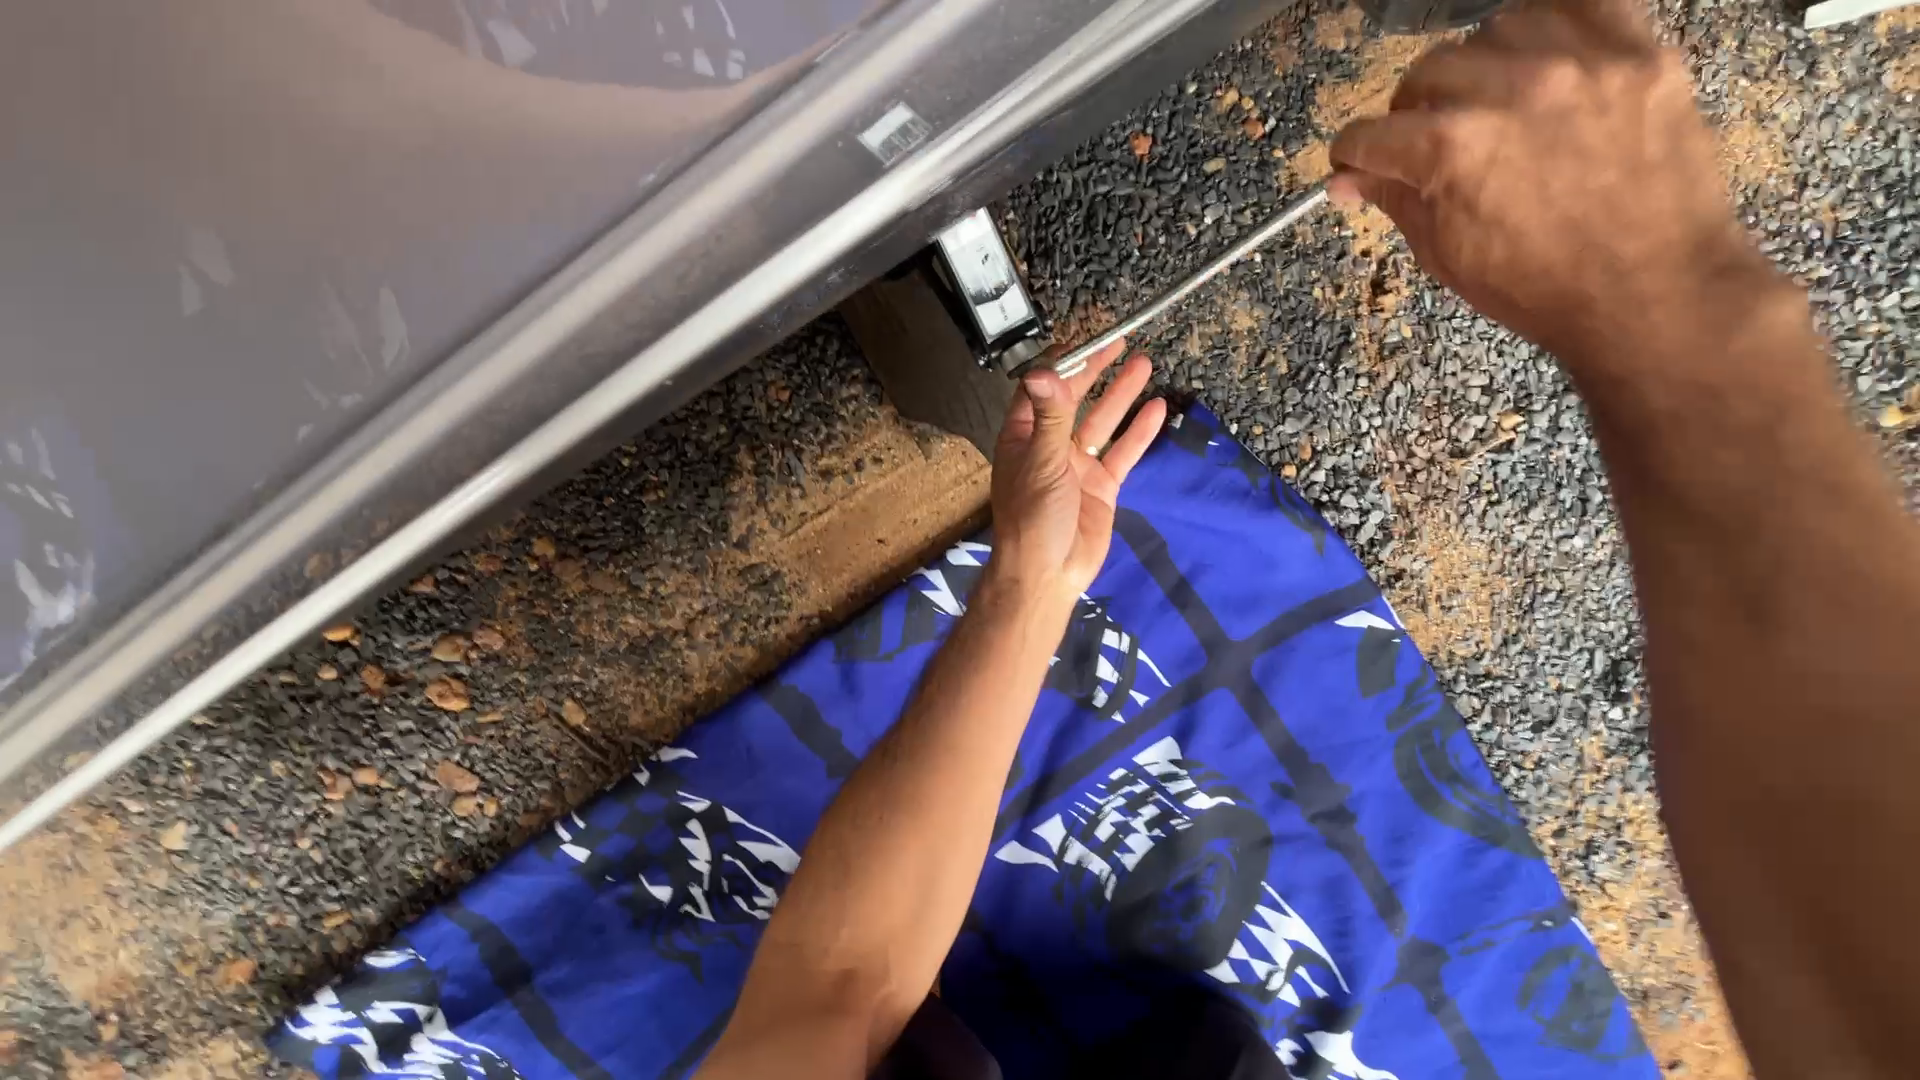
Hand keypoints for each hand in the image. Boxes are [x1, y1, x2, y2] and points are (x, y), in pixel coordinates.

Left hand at [988, 342, 1166, 603]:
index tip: (1084, 339)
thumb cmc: (1033, 517)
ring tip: (1145, 363)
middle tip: (1120, 341)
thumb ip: (1049, 415)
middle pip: (1074, 399)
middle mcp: (1049, 446)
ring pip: (1102, 422)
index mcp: (1023, 437)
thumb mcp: (1041, 461)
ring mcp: (1077, 466)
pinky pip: (1122, 453)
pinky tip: (1157, 409)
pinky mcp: (1101, 486)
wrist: (1048, 574)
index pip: (1041, 389)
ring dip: (1122, 395)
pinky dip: (1139, 433)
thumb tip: (1042, 369)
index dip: (1061, 363)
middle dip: (1096, 371)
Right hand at [1328, 0, 1781, 370]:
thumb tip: (1345, 179)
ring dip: (1476, 65)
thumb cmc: (1532, 286)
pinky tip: (1541, 62)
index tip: (1356, 166)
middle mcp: (1510, 91)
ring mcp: (1582, 64)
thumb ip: (1393, 198)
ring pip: (1496, 29)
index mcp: (1451, 149)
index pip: (1368, 134)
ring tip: (1487, 102)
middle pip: (1426, 70)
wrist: (1646, 290)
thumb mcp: (1442, 253)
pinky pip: (1582, 5)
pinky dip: (1550, 26)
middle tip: (1423, 142)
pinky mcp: (1641, 53)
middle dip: (1408, 111)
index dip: (1351, 156)